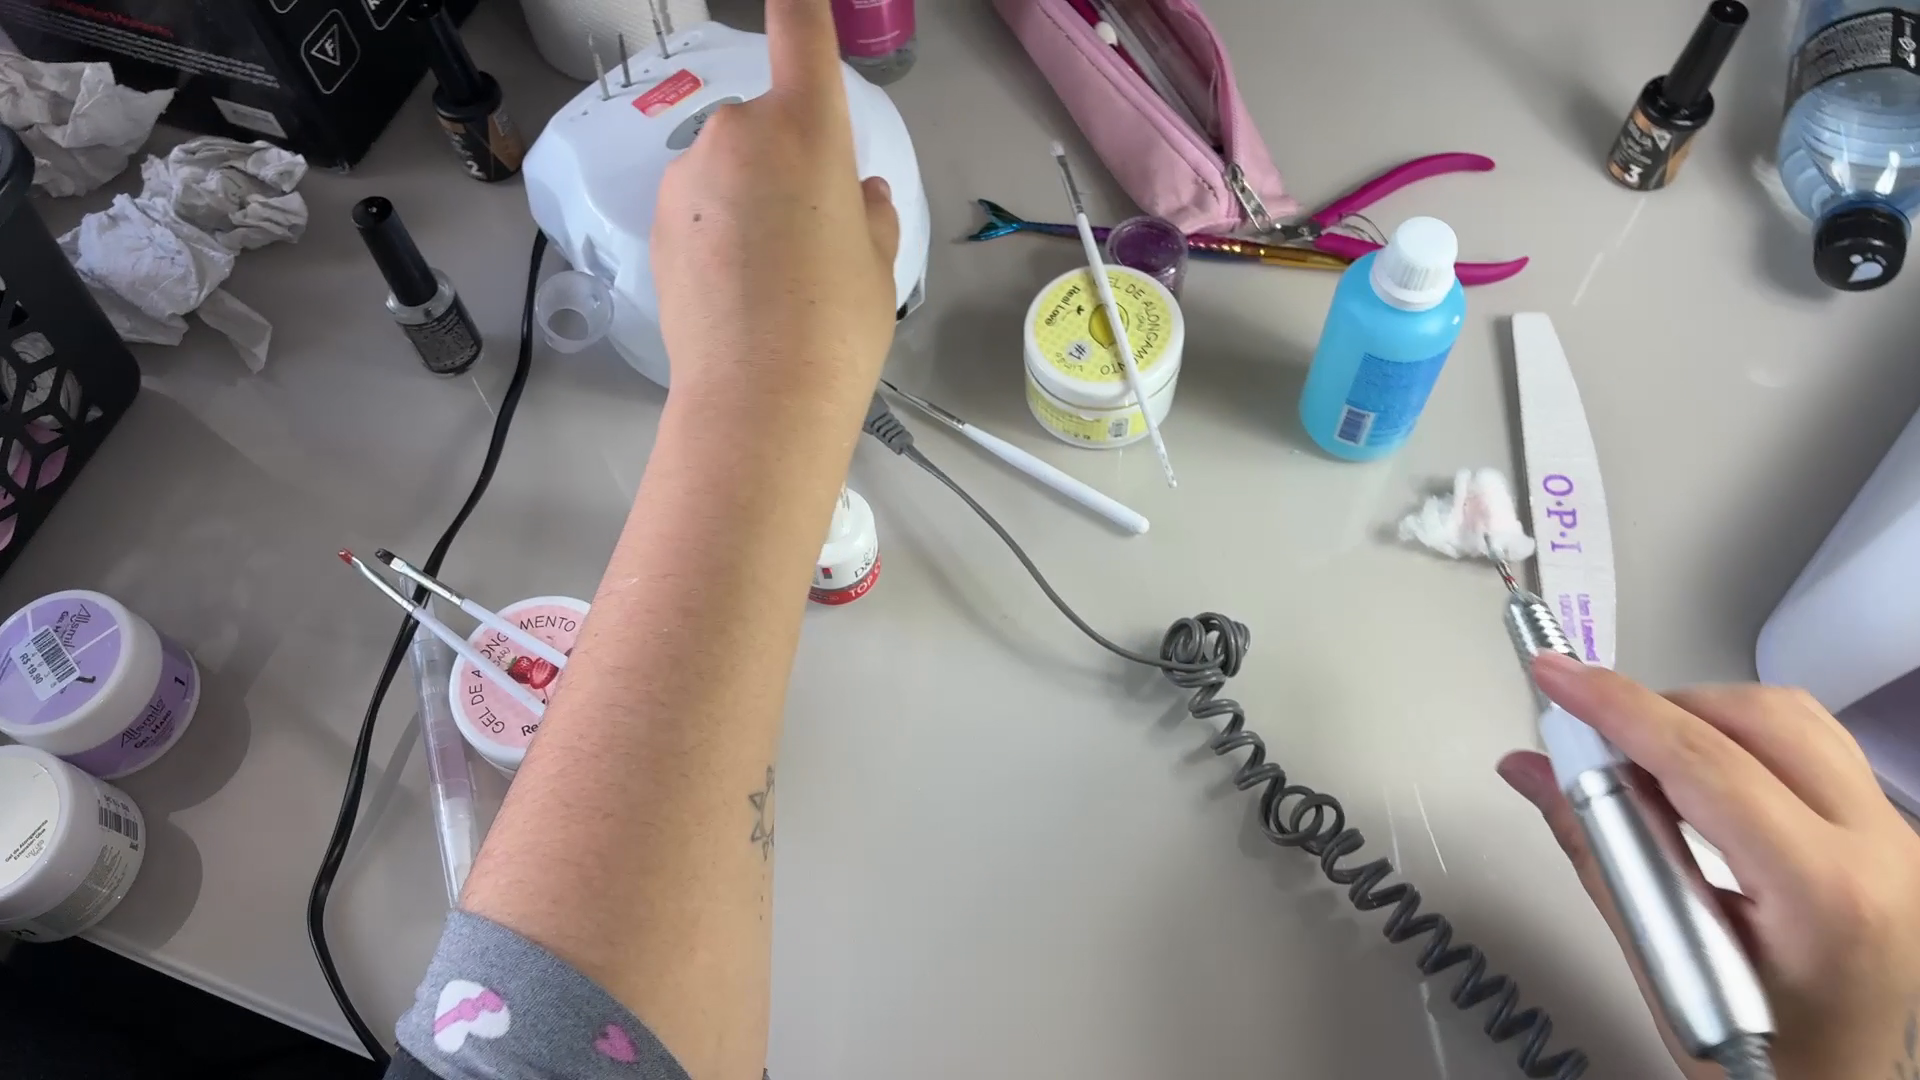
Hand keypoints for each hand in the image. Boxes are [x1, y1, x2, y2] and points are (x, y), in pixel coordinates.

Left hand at [650, 0, 901, 408]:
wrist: (760, 400)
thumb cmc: (838, 328)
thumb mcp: (877, 269)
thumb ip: (869, 215)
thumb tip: (857, 191)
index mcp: (804, 133)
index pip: (800, 33)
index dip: (800, 8)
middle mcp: (735, 136)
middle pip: (765, 127)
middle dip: (787, 165)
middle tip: (809, 241)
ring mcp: (686, 180)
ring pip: (728, 171)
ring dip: (749, 202)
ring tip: (769, 281)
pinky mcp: (657, 226)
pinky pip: (700, 209)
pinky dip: (718, 232)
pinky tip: (735, 294)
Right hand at [1499, 655, 1919, 1079]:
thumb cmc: (1756, 1051)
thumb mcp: (1659, 956)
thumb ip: (1593, 848)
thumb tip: (1527, 769)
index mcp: (1826, 894)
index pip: (1704, 762)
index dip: (1617, 706)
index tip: (1552, 673)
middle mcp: (1884, 856)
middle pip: (1760, 719)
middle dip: (1658, 705)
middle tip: (1592, 734)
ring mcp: (1899, 843)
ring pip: (1791, 719)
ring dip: (1698, 714)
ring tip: (1639, 753)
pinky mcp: (1889, 838)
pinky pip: (1807, 747)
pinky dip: (1732, 735)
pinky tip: (1691, 775)